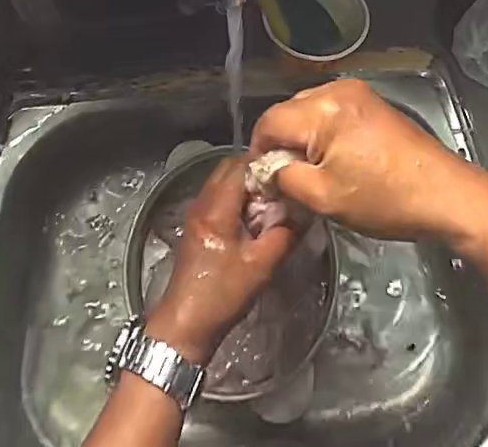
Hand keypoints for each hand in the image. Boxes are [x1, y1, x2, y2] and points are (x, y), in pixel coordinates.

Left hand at [149, 157, 295, 363]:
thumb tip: (304, 213)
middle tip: (280, 186)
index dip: (264, 162)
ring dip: (246, 186)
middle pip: (229, 168)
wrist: (184, 326)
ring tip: (270, 202)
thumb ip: (285, 234)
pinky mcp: (195, 226)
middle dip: (256, 172)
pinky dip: (236, 199)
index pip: (240, 164)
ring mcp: (195, 213)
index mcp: (216, 207)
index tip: (286, 170)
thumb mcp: (261, 266)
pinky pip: (217, 198)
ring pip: (223, 182)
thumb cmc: (221, 294)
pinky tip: (253, 218)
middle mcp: (202, 202)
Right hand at [250, 78, 487, 248]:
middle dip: (281, 144)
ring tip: (311, 172)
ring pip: (308, 110)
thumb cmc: (385, 199)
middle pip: (287, 111)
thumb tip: (266, 171)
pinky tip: (333, 159)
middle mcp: (337, 89)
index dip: (259, 152)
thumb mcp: (324, 197)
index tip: (263, 181)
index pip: (269, 122)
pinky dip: (323, 132)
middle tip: (286, 180)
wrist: (446, 193)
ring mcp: (357, 92)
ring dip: (302, 138)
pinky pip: (330, 110)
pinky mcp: (371, 101)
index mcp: (323, 109)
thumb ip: (284, 178)